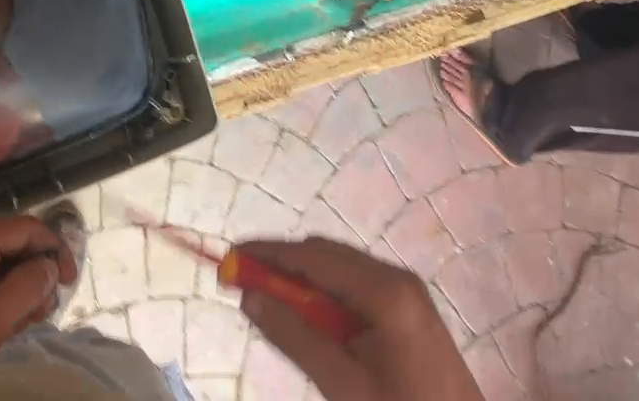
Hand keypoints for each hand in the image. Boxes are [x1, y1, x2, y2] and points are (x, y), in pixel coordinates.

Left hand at [0, 215, 76, 400]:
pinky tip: (7, 326)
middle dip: (37, 271)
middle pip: (12, 243)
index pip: (22, 226)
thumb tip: (50, 263)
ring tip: (26, 324)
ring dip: (21, 289)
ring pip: (0, 266)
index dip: (53, 246)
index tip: (70, 283)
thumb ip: (22, 290)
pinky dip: (2, 300)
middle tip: (45, 312)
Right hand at [235, 239, 482, 400]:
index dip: (267, 254)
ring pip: (338, 270)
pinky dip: (324, 295)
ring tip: (269, 302)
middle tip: (242, 282)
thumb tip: (249, 296)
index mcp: (384, 290)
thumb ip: (295, 337)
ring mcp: (406, 291)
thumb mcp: (343, 385)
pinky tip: (308, 318)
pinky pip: (354, 287)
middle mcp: (396, 277)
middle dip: (281, 264)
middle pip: (325, 255)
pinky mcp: (408, 309)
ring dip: (301, 280)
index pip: (312, 256)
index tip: (230, 258)